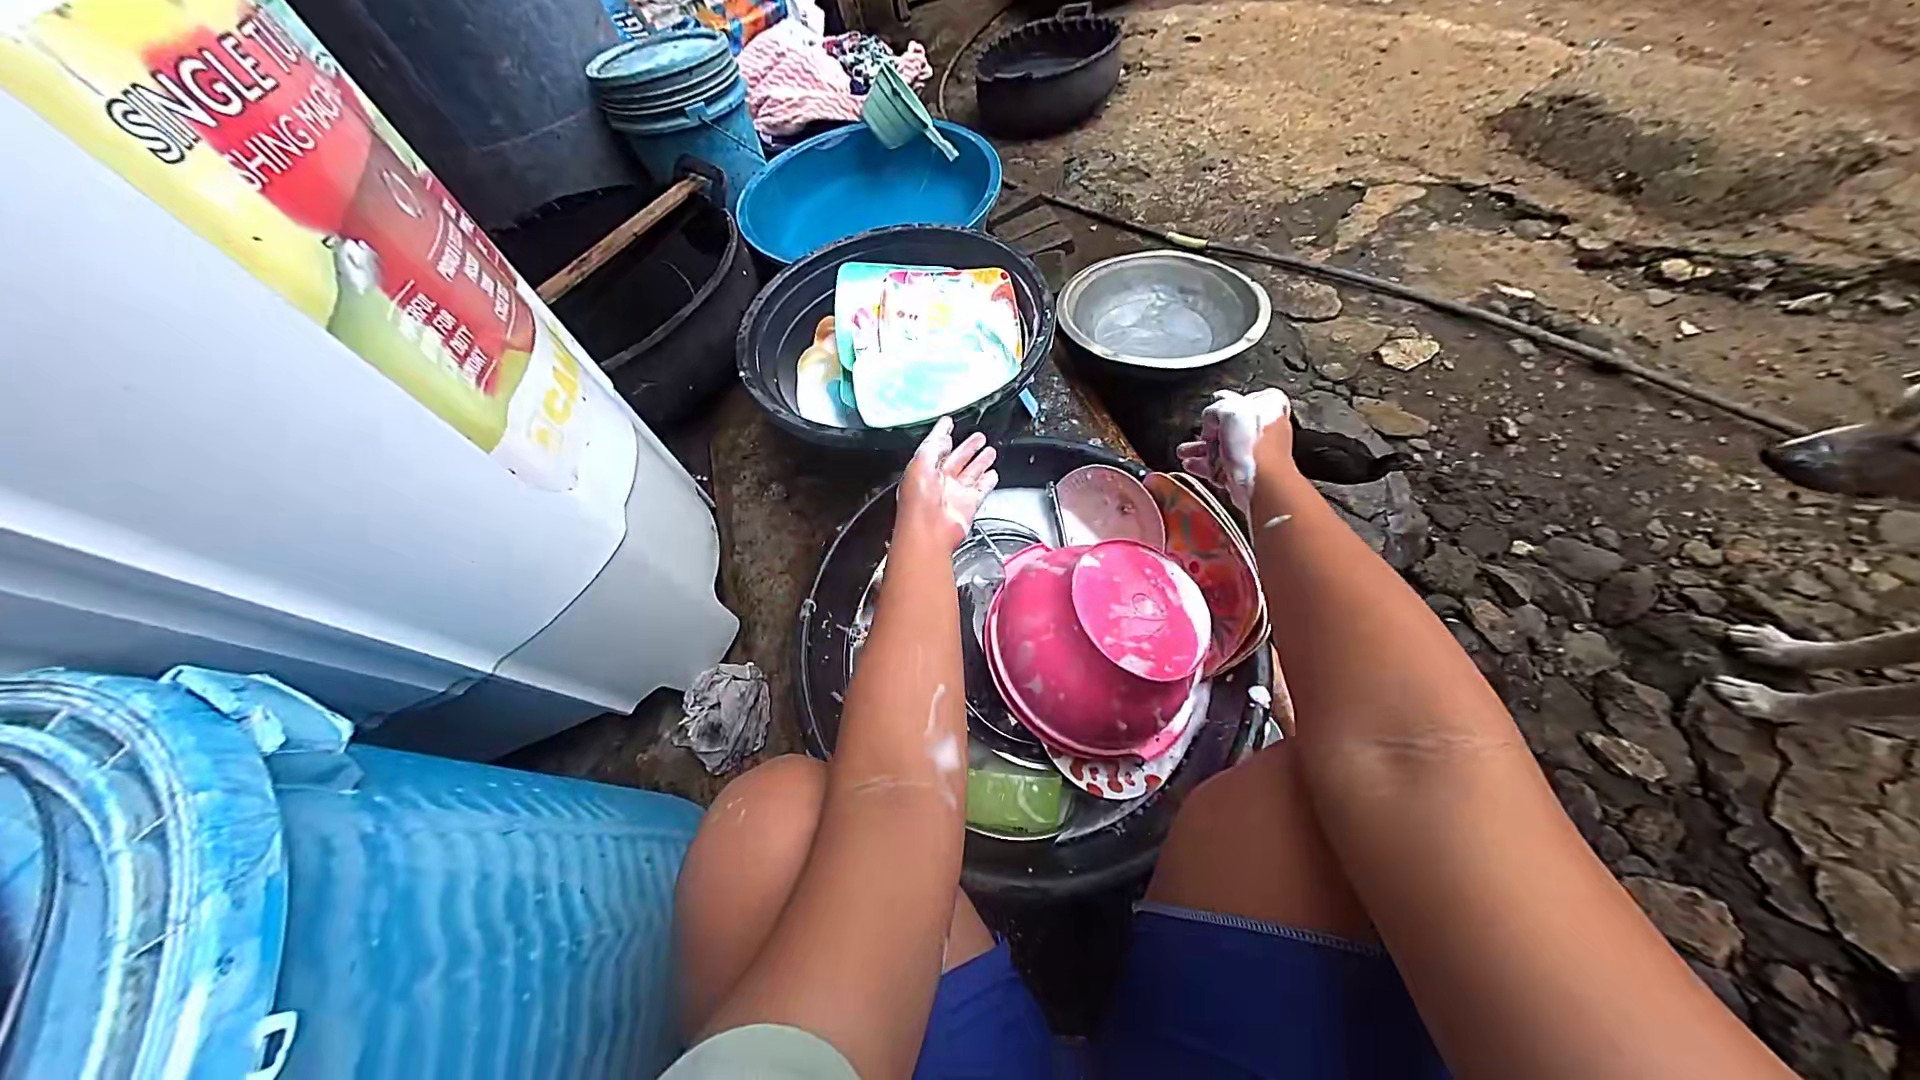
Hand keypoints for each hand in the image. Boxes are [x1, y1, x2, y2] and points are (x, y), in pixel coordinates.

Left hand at [897, 417, 998, 551]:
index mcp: (923, 470)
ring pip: (970, 473)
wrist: (928, 532)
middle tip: (978, 437)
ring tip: (989, 450)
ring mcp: (953, 495)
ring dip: (980, 461)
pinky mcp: (966, 507)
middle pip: (957, 459)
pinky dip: (987, 482)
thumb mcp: (921, 462)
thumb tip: (943, 434)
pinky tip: (992, 474)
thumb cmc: (917, 502)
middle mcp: (938, 482)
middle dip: (968, 447)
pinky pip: (979, 491)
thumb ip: (933, 446)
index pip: (935, 447)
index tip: (949, 423)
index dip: (942, 434)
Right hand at [1177, 388, 1292, 513]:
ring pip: (1223, 448)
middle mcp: (1266, 429)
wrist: (1261, 483)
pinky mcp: (1246, 473)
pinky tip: (1191, 465)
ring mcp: (1256, 453)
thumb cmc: (1253, 446)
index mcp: (1269, 407)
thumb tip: (1209, 417)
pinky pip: (1221, 467)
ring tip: (1184, 452)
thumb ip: (1215, 408)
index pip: (1243, 399)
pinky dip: (1206, 466)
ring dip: (1201, 450)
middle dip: (1207, 432)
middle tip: (1195, 434)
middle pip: (1229, 427)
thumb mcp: (1229, 411)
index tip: (1211, 414)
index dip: (1224, 406)